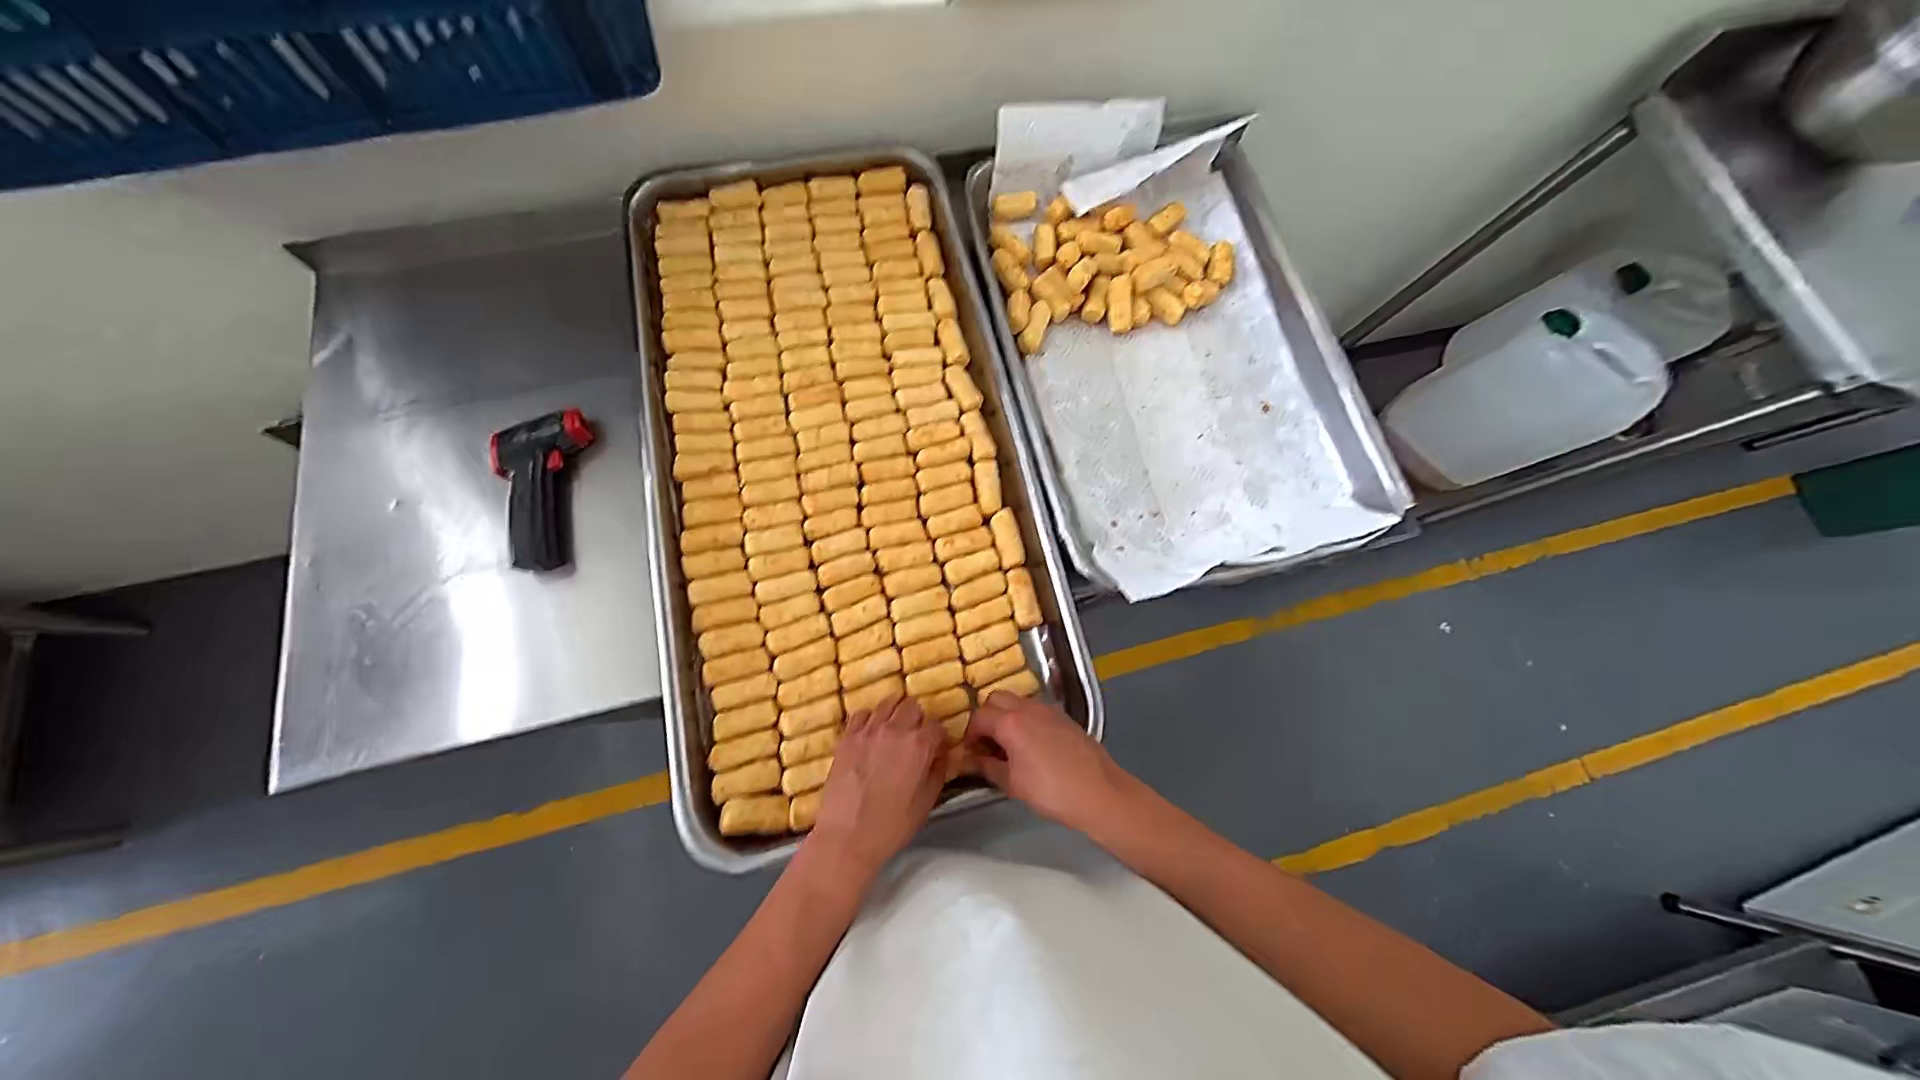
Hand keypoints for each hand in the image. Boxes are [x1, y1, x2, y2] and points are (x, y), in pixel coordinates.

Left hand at [809, 696, 945, 877]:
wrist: (847, 835)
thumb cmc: (892, 825)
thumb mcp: (927, 802)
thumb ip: (937, 771)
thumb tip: (940, 754)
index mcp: (919, 745)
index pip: (936, 725)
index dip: (938, 736)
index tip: (936, 747)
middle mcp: (895, 729)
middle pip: (912, 706)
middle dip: (917, 718)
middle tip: (914, 736)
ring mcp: (868, 730)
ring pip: (887, 703)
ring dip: (895, 713)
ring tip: (893, 729)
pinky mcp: (847, 737)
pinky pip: (862, 714)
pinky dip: (870, 719)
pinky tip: (870, 733)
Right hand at [964, 692, 1136, 835]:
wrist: (1100, 793)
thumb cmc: (1051, 791)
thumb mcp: (1012, 784)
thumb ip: (987, 767)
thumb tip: (971, 760)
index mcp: (1010, 722)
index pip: (979, 717)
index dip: (970, 734)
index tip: (970, 752)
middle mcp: (1028, 708)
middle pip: (996, 699)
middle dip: (986, 717)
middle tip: (987, 743)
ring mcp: (1048, 710)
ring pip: (1017, 702)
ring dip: (1006, 716)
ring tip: (1008, 745)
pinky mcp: (1064, 717)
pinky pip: (1036, 710)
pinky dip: (1025, 720)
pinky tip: (1032, 746)